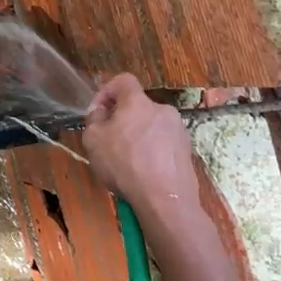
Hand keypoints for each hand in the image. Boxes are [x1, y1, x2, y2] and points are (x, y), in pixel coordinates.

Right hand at [81, 74, 201, 227]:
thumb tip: (101, 113)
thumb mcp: (93, 139)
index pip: (123, 80)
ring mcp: (179, 131)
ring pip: (150, 126)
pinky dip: (151, 152)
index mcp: (138, 102)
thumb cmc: (125, 163)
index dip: (106, 91)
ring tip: (126, 160)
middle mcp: (163, 110)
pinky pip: (162, 144)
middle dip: (122, 119)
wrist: (166, 199)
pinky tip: (143, 172)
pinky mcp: (187, 152)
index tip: (97, 112)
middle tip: (109, 140)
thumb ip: (94, 119)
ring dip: (137, 136)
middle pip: (137, 106)